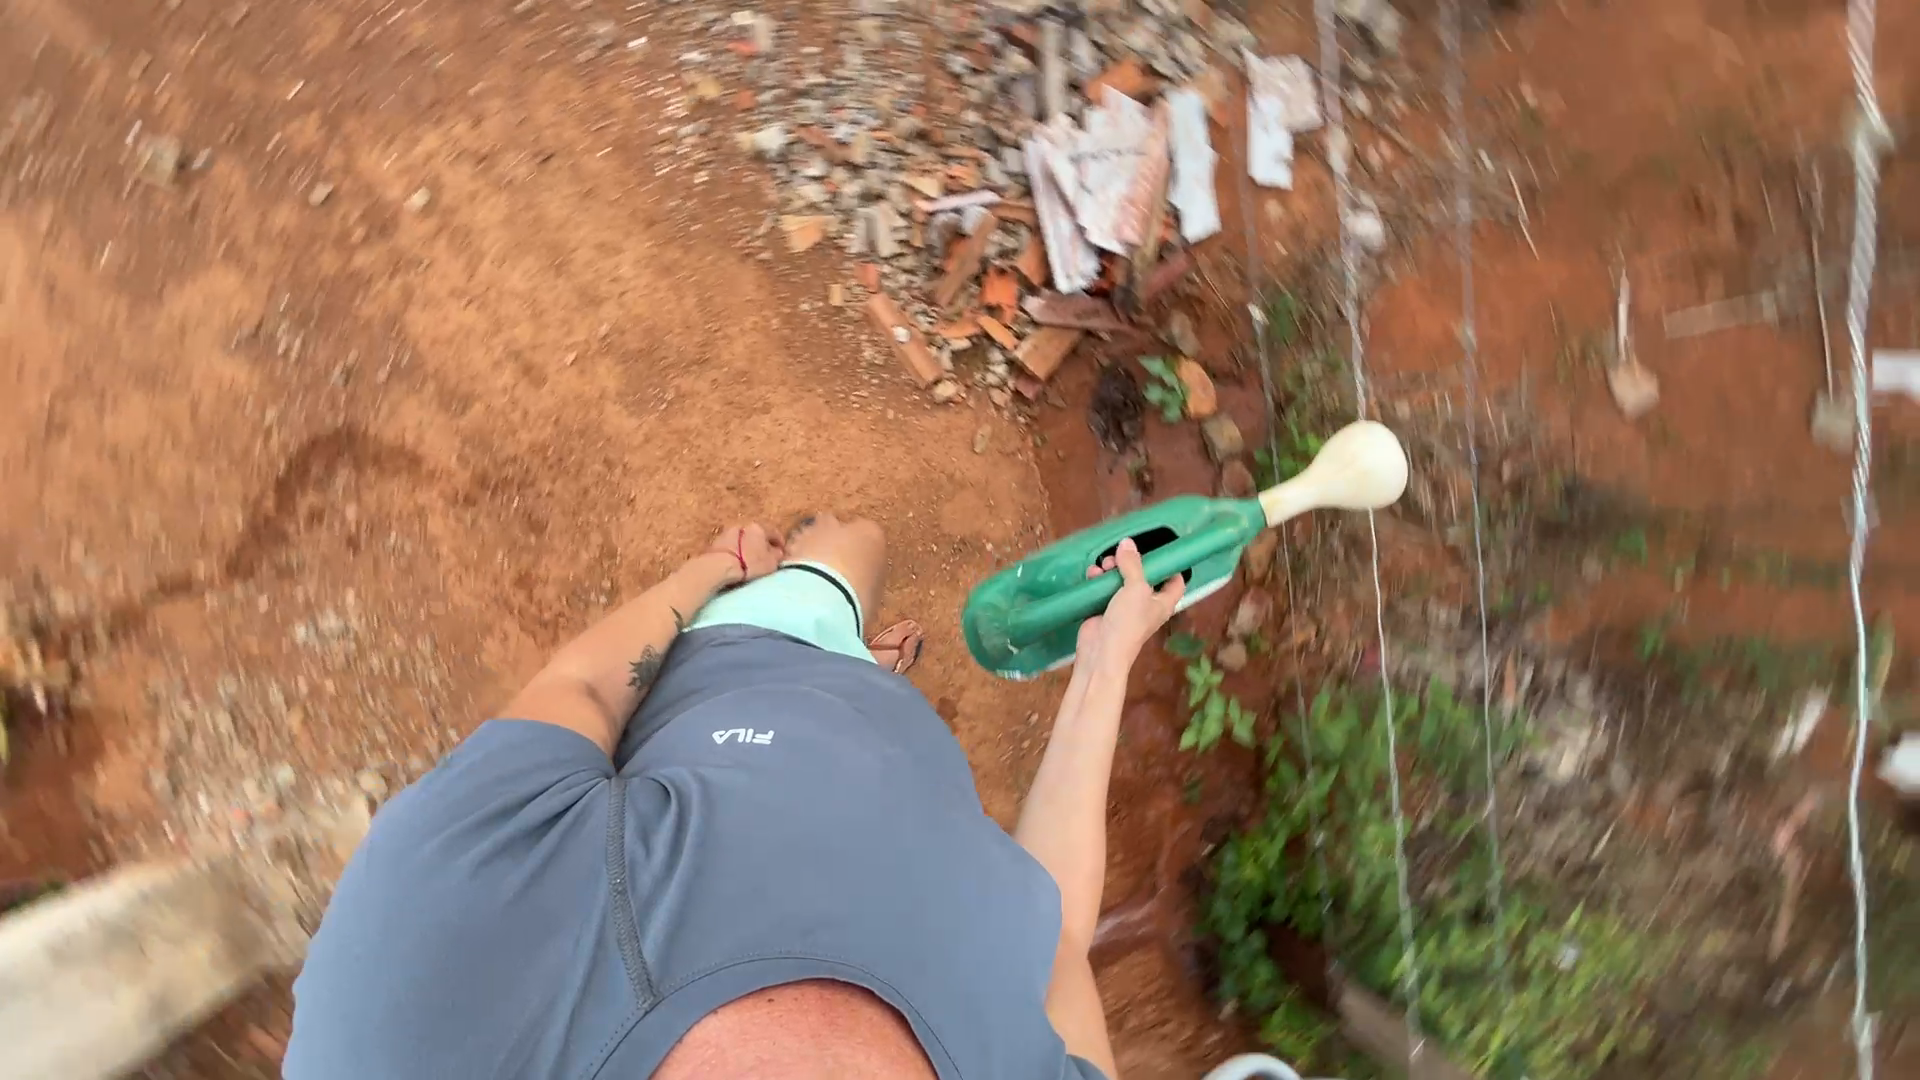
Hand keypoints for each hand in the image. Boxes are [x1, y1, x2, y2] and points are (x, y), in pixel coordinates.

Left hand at [704, 523, 784, 582]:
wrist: (719, 566)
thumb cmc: (750, 563)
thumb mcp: (771, 562)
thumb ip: (777, 555)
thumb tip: (777, 552)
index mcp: (759, 527)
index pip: (774, 533)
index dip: (780, 543)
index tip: (782, 552)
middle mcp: (743, 525)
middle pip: (756, 534)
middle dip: (761, 543)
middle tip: (765, 556)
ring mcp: (727, 532)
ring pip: (742, 539)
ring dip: (747, 547)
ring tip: (750, 560)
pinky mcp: (716, 542)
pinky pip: (732, 546)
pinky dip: (736, 551)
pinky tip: (737, 561)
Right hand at [1075, 537, 1184, 668]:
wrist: (1101, 651)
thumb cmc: (1128, 621)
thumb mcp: (1136, 588)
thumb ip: (1133, 564)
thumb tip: (1127, 542)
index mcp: (1162, 602)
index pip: (1175, 582)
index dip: (1171, 566)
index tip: (1158, 551)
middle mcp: (1145, 603)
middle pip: (1142, 576)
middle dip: (1131, 563)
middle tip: (1119, 556)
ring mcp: (1124, 607)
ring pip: (1120, 580)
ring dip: (1111, 570)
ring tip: (1103, 566)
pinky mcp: (1104, 609)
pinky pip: (1103, 589)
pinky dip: (1098, 580)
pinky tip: (1092, 575)